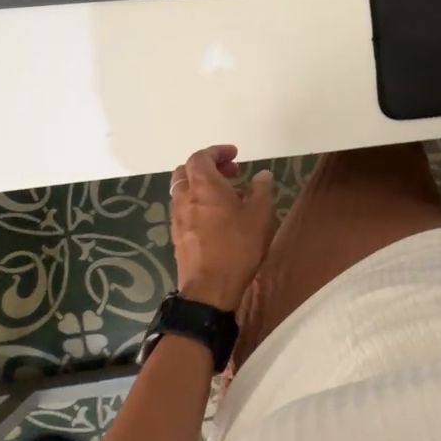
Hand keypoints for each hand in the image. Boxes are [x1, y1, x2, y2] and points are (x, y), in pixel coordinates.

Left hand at [169, 145, 277, 311]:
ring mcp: (178, 219)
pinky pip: (184, 210)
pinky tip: (217, 218)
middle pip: (185, 171)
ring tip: (227, 196)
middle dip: (207, 166)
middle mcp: (185, 198)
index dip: (217, 151)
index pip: (200, 157)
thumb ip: (262, 189)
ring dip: (201, 186)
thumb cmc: (238, 246)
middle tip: (230, 172)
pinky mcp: (178, 237)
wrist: (210, 289)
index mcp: (204, 186)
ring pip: (183, 191)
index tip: (235, 155)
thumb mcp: (261, 214)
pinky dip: (198, 203)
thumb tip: (261, 175)